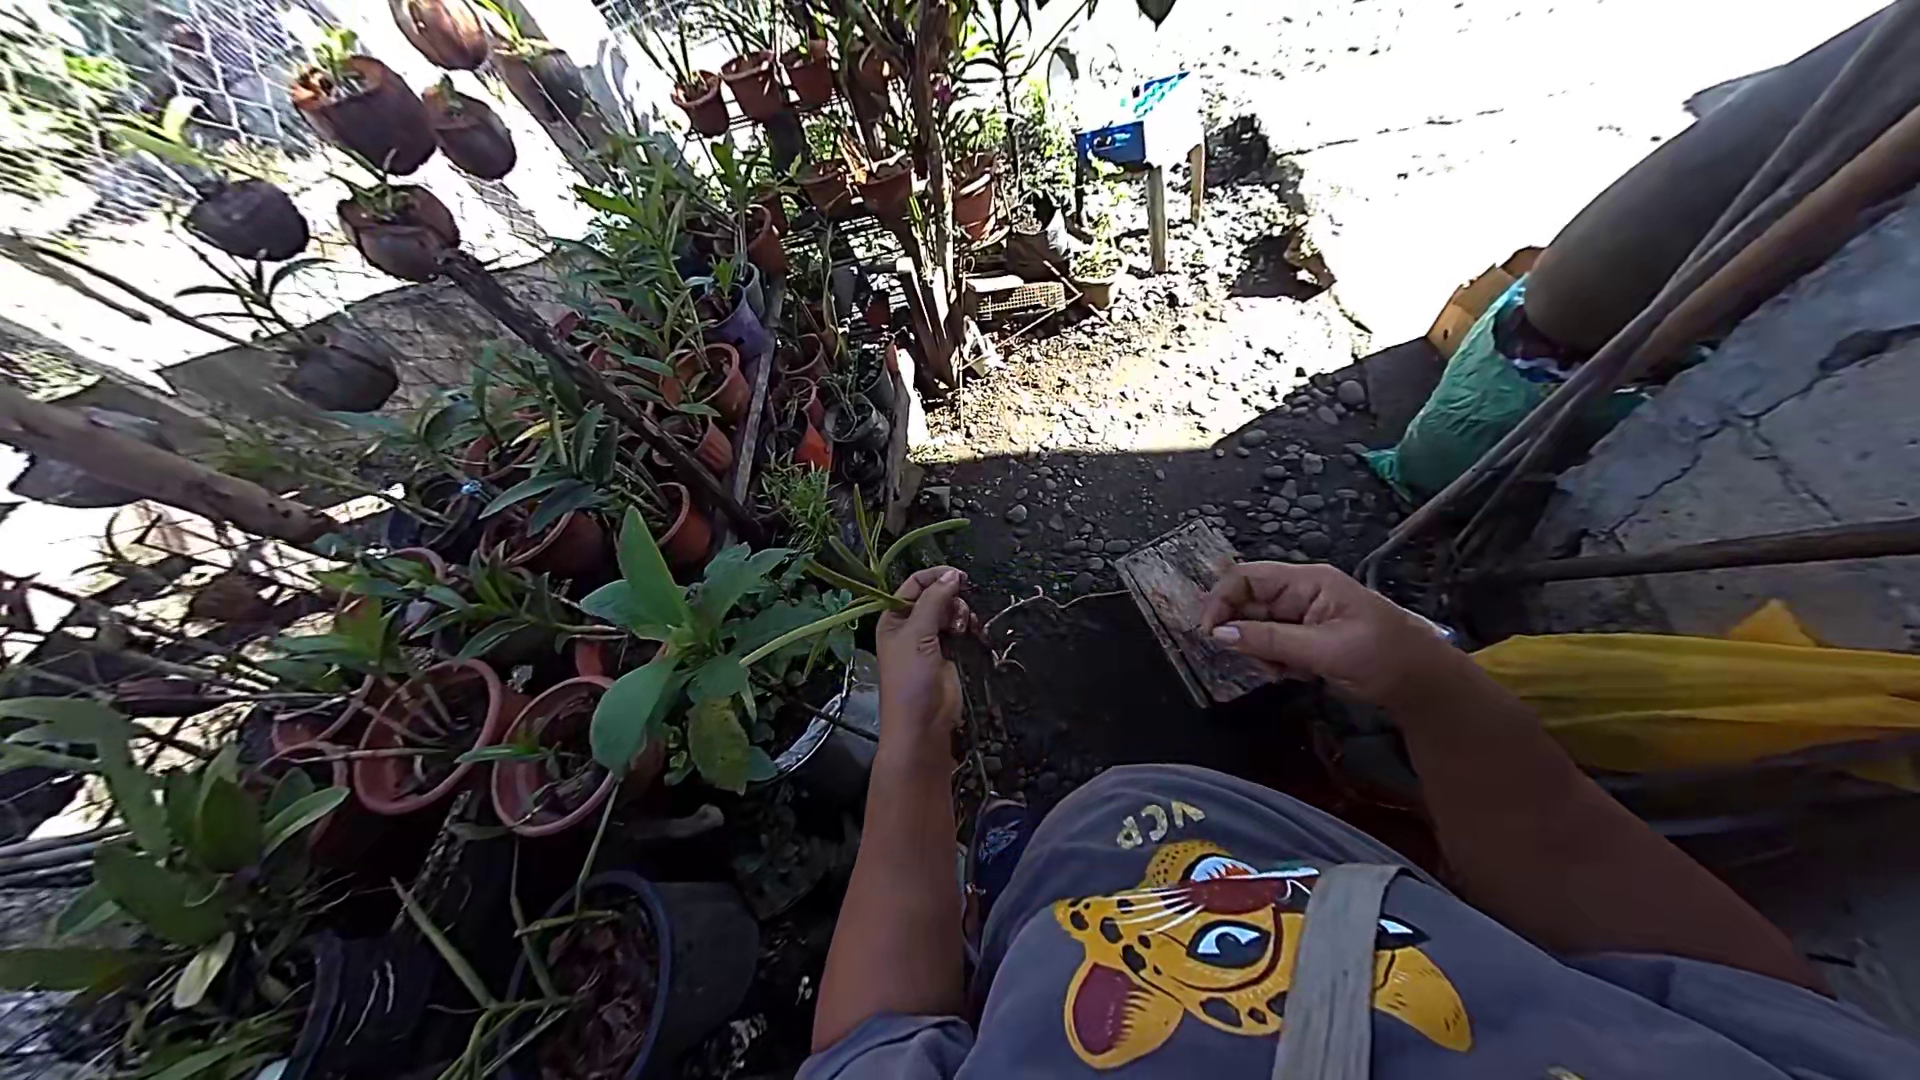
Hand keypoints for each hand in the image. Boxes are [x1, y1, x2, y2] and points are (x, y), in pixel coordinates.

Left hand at [876, 566, 972, 747]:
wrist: (923, 724)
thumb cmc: (911, 678)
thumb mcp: (917, 635)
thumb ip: (934, 601)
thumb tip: (953, 575)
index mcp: (894, 617)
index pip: (915, 584)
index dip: (936, 577)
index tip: (960, 577)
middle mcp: (911, 625)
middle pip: (936, 595)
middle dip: (951, 599)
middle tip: (956, 617)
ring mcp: (930, 638)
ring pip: (951, 610)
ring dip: (960, 614)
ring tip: (961, 629)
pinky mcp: (948, 652)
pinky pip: (960, 627)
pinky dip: (968, 626)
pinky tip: (972, 633)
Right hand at [1199, 562, 1466, 708]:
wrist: (1426, 687)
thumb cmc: (1383, 658)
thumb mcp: (1324, 649)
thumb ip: (1268, 640)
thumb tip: (1217, 634)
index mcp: (1307, 582)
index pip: (1246, 578)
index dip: (1221, 600)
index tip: (1208, 632)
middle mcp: (1299, 592)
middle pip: (1247, 603)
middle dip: (1242, 632)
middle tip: (1256, 661)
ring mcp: (1301, 615)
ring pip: (1255, 626)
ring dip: (1259, 651)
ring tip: (1284, 671)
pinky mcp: (1304, 636)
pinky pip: (1270, 643)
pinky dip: (1273, 660)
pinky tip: (1293, 673)